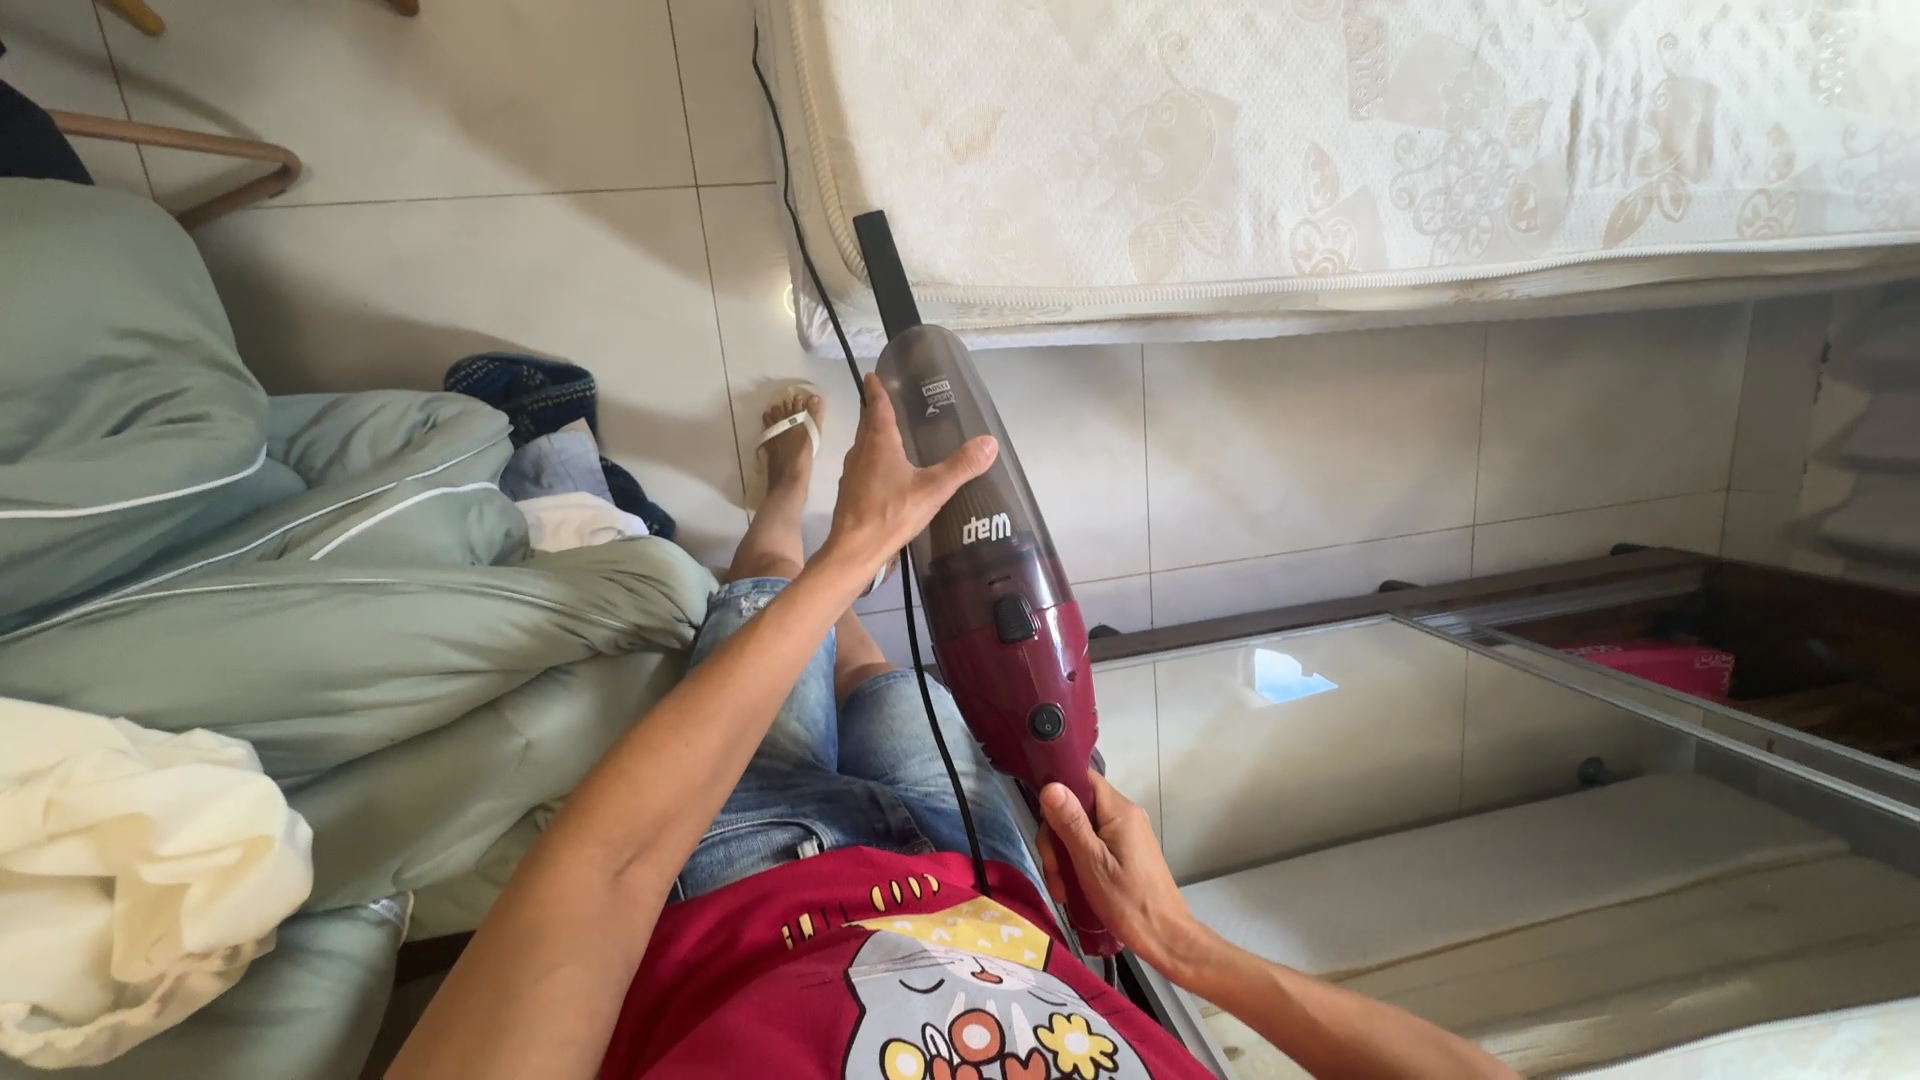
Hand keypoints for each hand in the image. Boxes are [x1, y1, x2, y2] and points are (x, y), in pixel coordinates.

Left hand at [822, 372, 996, 571]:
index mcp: (879, 443)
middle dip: (876, 411)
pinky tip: (884, 473)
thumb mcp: (933, 489)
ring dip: (873, 436)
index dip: (877, 390)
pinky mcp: (849, 492)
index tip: (874, 375)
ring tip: (891, 435)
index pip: (877, 406)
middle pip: (868, 423)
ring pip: (863, 445)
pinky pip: (862, 466)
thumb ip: (961, 466)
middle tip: (889, 402)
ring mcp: (852, 472)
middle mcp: (861, 451)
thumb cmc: (891, 514)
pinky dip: (872, 460)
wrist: (854, 549)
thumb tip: (990, 443)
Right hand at [1038, 770, 1213, 975]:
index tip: (1046, 824)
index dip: (1058, 793)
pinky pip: (1093, 845)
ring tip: (1063, 891)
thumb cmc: (1130, 903)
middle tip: (1054, 875)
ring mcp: (1126, 834)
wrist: (1168, 940)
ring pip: (1081, 830)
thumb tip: (1050, 785)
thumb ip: (1071, 823)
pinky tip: (1073, 890)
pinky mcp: (1126, 852)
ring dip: (1065, 858)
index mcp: (1120, 811)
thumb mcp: (1093, 864)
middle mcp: (1125, 814)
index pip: (1082, 778)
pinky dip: (1078, 864)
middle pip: (1077, 808)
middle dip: (1057, 840)